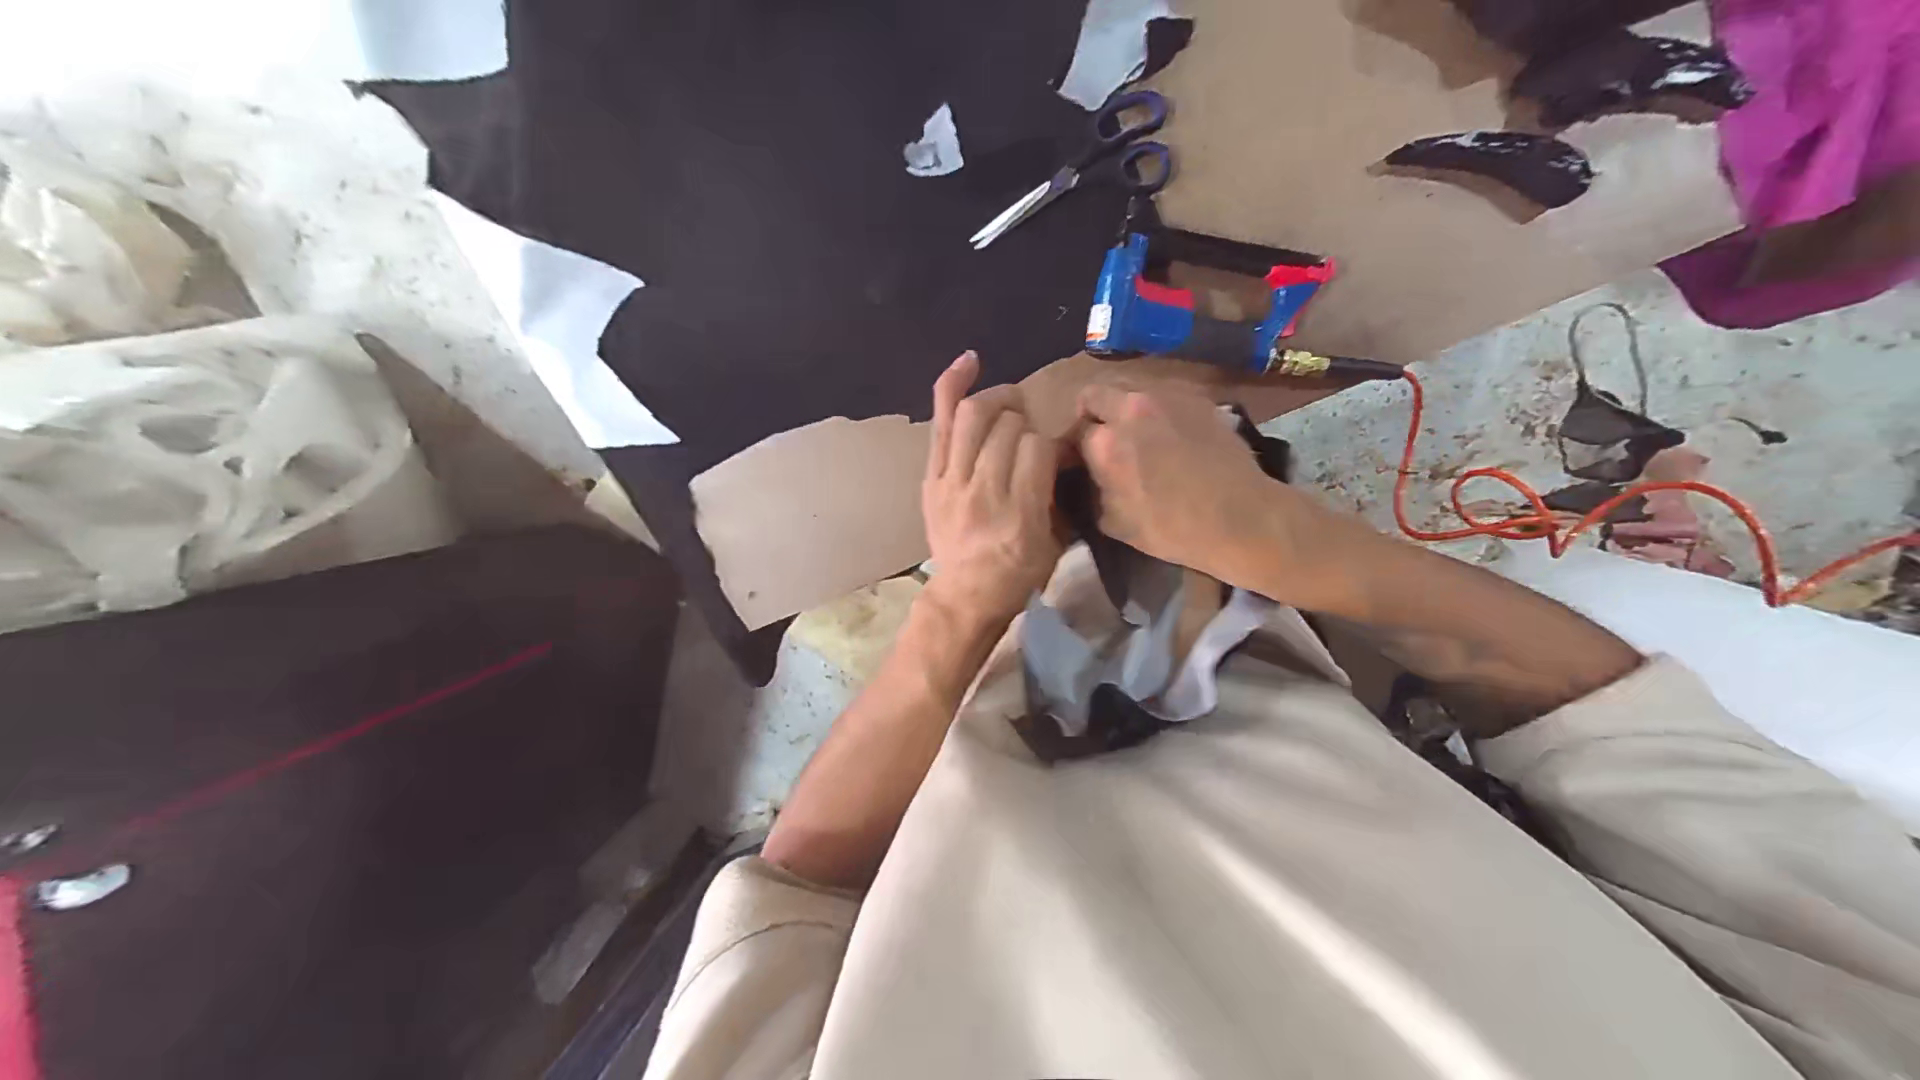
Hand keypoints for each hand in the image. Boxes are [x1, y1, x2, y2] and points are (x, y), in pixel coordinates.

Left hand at [922, 352, 1062, 624]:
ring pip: (973, 414)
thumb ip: (1059, 493)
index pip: (1037, 447)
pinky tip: (970, 360)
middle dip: (1026, 419)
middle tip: (1029, 430)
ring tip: (1008, 403)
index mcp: (1019, 512)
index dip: (1051, 442)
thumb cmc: (1018, 573)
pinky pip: (940, 420)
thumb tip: (1060, 451)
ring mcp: (951, 481)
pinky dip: (952, 383)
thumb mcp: (1055, 541)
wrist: (966, 594)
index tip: (1054, 454)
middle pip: (1007, 426)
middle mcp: (982, 491)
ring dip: (996, 399)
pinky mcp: (931, 476)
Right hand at [1075, 382, 1357, 605]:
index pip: (1074, 431)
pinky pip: (1162, 396)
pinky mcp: (1197, 398)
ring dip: (1124, 408)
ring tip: (1138, 434)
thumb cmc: (1172, 529)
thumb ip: (1092, 490)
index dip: (1075, 446)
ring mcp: (1166, 397)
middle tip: (1103, 437)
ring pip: (1129, 390)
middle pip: (1094, 394)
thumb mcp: (1113, 523)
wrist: (1241, 518)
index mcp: (1105, 443)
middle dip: (1092, 413)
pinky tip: (1169, 435)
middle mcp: (1130, 408)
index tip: (1082, 459)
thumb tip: (1089, 475)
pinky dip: (1156, 410)